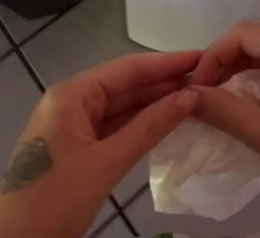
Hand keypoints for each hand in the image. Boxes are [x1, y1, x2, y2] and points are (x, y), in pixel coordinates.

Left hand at [0, 50, 200, 237]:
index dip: (166, 63)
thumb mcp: (106, 164)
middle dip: (162, 83)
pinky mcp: (73, 150)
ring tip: (193, 98)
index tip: (202, 57)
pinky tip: (165, 124)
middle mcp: (69, 102)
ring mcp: (70, 126)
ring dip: (153, 105)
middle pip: (124, 85)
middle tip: (205, 80)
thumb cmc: (53, 202)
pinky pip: (111, 128)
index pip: (127, 69)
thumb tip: (190, 96)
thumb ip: (149, 127)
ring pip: (119, 108)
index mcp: (71, 95)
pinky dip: (137, 126)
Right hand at [189, 21, 259, 237]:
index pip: (244, 33)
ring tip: (218, 102)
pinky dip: (258, 84)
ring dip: (240, 73)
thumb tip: (189, 94)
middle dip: (225, 62)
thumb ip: (225, 110)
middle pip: (256, 41)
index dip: (215, 53)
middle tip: (202, 94)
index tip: (196, 86)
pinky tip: (245, 108)